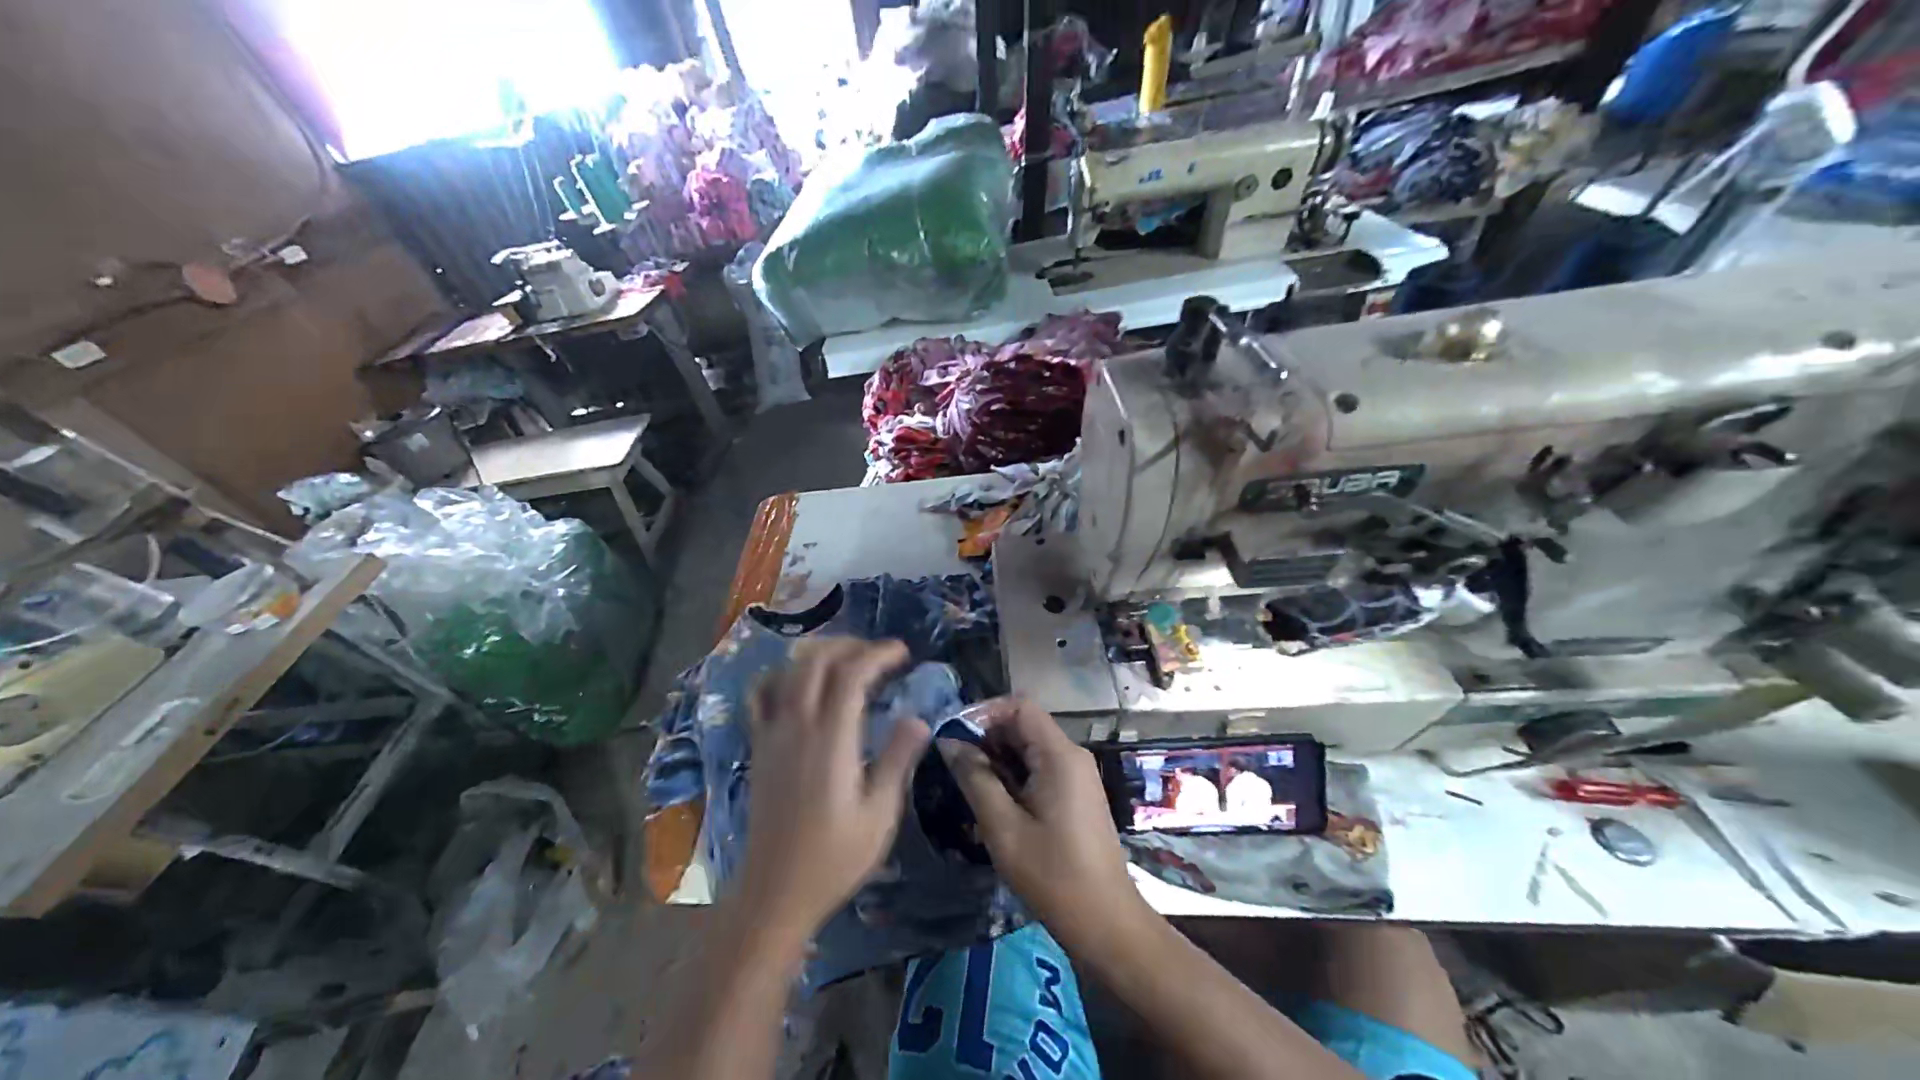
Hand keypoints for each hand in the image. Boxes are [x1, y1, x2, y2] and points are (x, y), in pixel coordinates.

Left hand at [739, 638, 930, 933]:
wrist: (776, 890)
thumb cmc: (835, 857)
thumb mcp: (880, 814)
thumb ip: (898, 760)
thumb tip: (918, 718)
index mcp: (831, 739)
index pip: (851, 673)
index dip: (878, 654)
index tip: (903, 653)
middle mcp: (797, 726)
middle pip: (816, 660)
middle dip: (850, 645)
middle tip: (879, 655)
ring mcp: (772, 734)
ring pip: (788, 670)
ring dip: (819, 655)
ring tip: (847, 662)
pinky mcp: (759, 747)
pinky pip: (761, 695)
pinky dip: (781, 676)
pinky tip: (799, 684)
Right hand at [938, 697, 1149, 949]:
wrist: (1104, 920)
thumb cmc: (1051, 873)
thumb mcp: (1002, 826)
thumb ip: (975, 777)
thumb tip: (950, 742)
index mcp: (1059, 755)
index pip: (1019, 706)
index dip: (984, 713)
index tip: (954, 735)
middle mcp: (1072, 756)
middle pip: (1024, 725)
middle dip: (987, 738)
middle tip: (954, 765)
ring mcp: (1077, 776)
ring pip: (1030, 749)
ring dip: (997, 760)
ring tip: (967, 786)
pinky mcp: (1076, 795)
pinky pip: (1040, 769)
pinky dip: (1014, 777)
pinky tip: (993, 803)